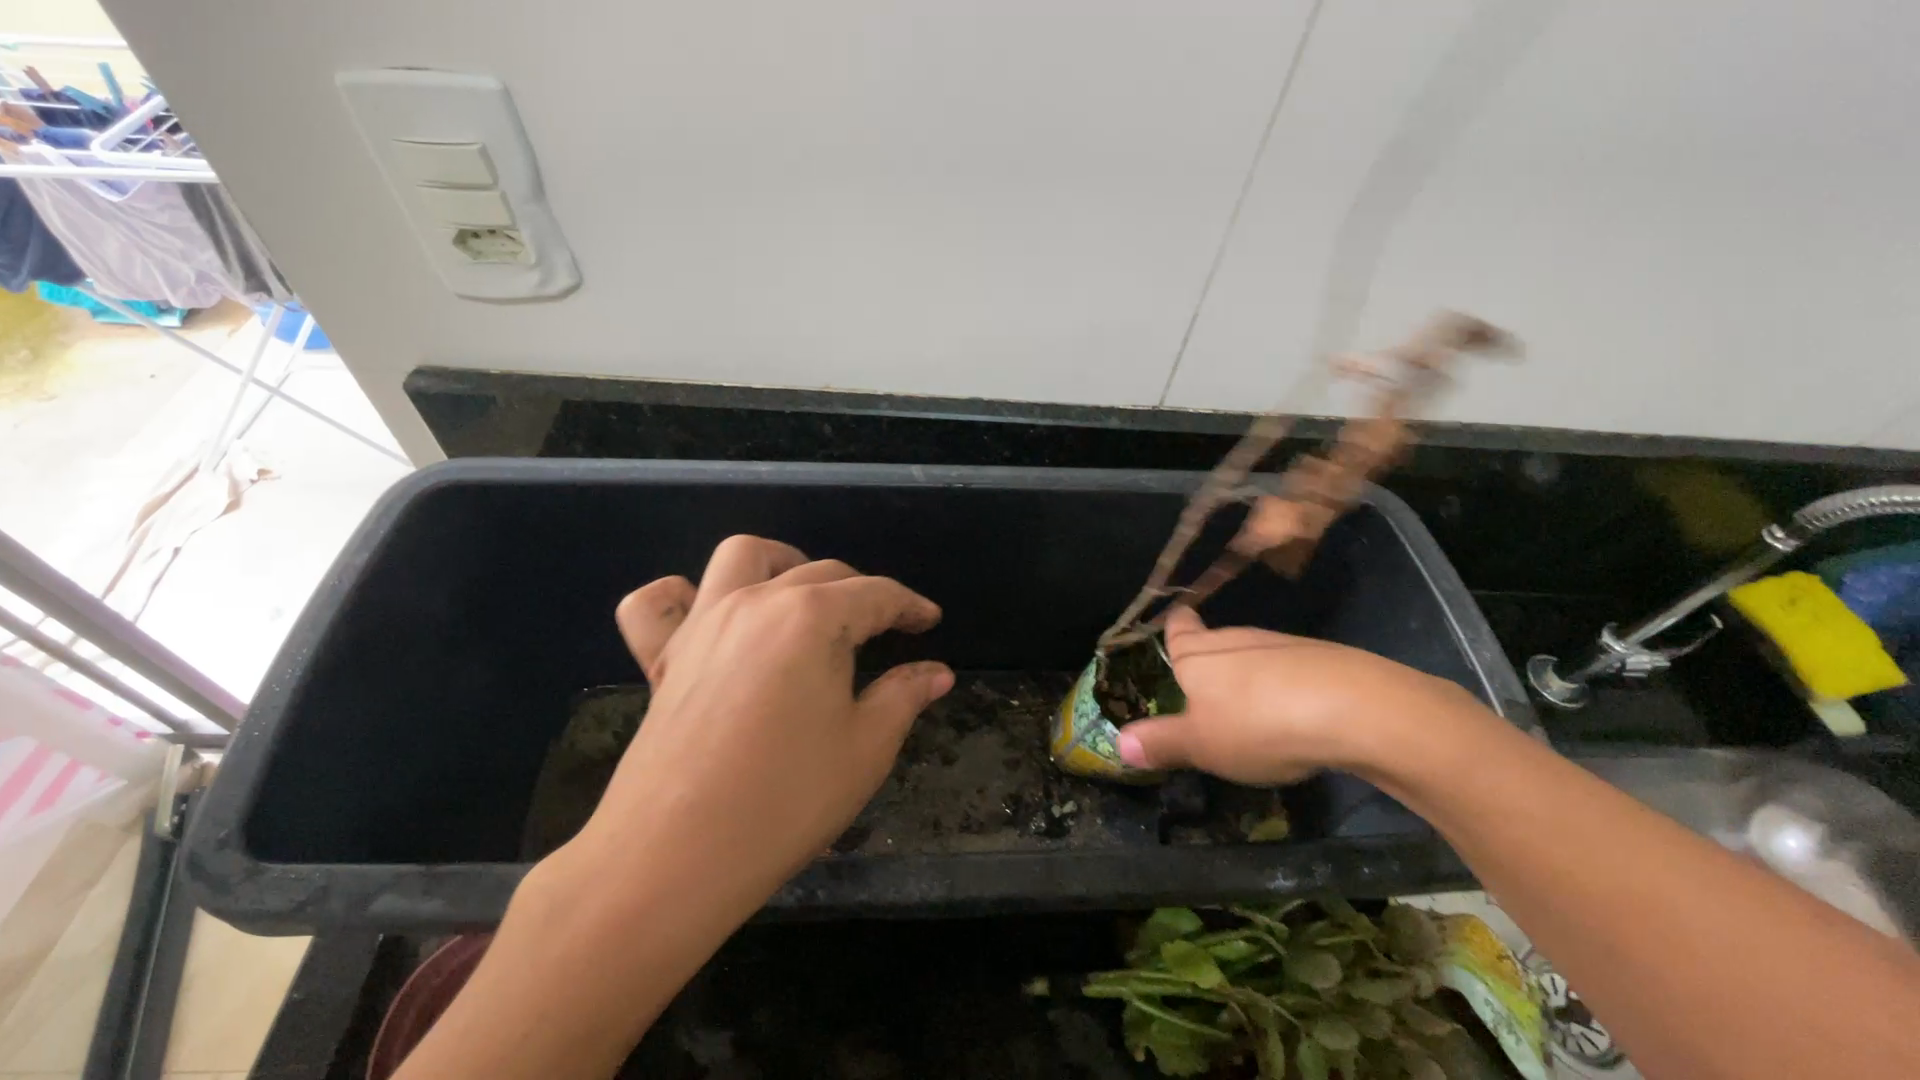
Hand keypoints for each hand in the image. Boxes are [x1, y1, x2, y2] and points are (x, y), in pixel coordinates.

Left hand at [570, 535, 953, 897]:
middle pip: (819, 572)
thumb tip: (936, 672)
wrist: (679, 852)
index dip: (909, 605)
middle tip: (885, 628)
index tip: (929, 621)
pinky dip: (679, 596)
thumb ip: (904, 697)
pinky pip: (655, 605)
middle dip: (860, 592)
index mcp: (812, 617)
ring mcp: (701, 624)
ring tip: (803, 596)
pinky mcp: (661, 658)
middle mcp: (755, 602)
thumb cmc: (787, 798)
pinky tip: (702, 612)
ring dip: (780, 563)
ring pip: (740, 557)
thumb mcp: (866, 748)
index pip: (875, 594)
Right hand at [1115, 606, 1481, 784]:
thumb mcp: (1202, 745)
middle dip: (1208, 662)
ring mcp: (1284, 645)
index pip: (1178, 629)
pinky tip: (1294, 718)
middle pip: (1215, 642)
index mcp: (1198, 655)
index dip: (1174, 628)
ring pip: (1255, 656)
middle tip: (1202, 692)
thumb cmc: (1259, 724)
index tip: (1174, 627)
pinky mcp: (1325, 659)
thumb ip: (1162, 742)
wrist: (1358, 709)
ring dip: (1249, 678)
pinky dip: (1287, 689)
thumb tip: (1121, 742)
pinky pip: (1293, 671)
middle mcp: (1238, 639)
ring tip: (1248, 712)